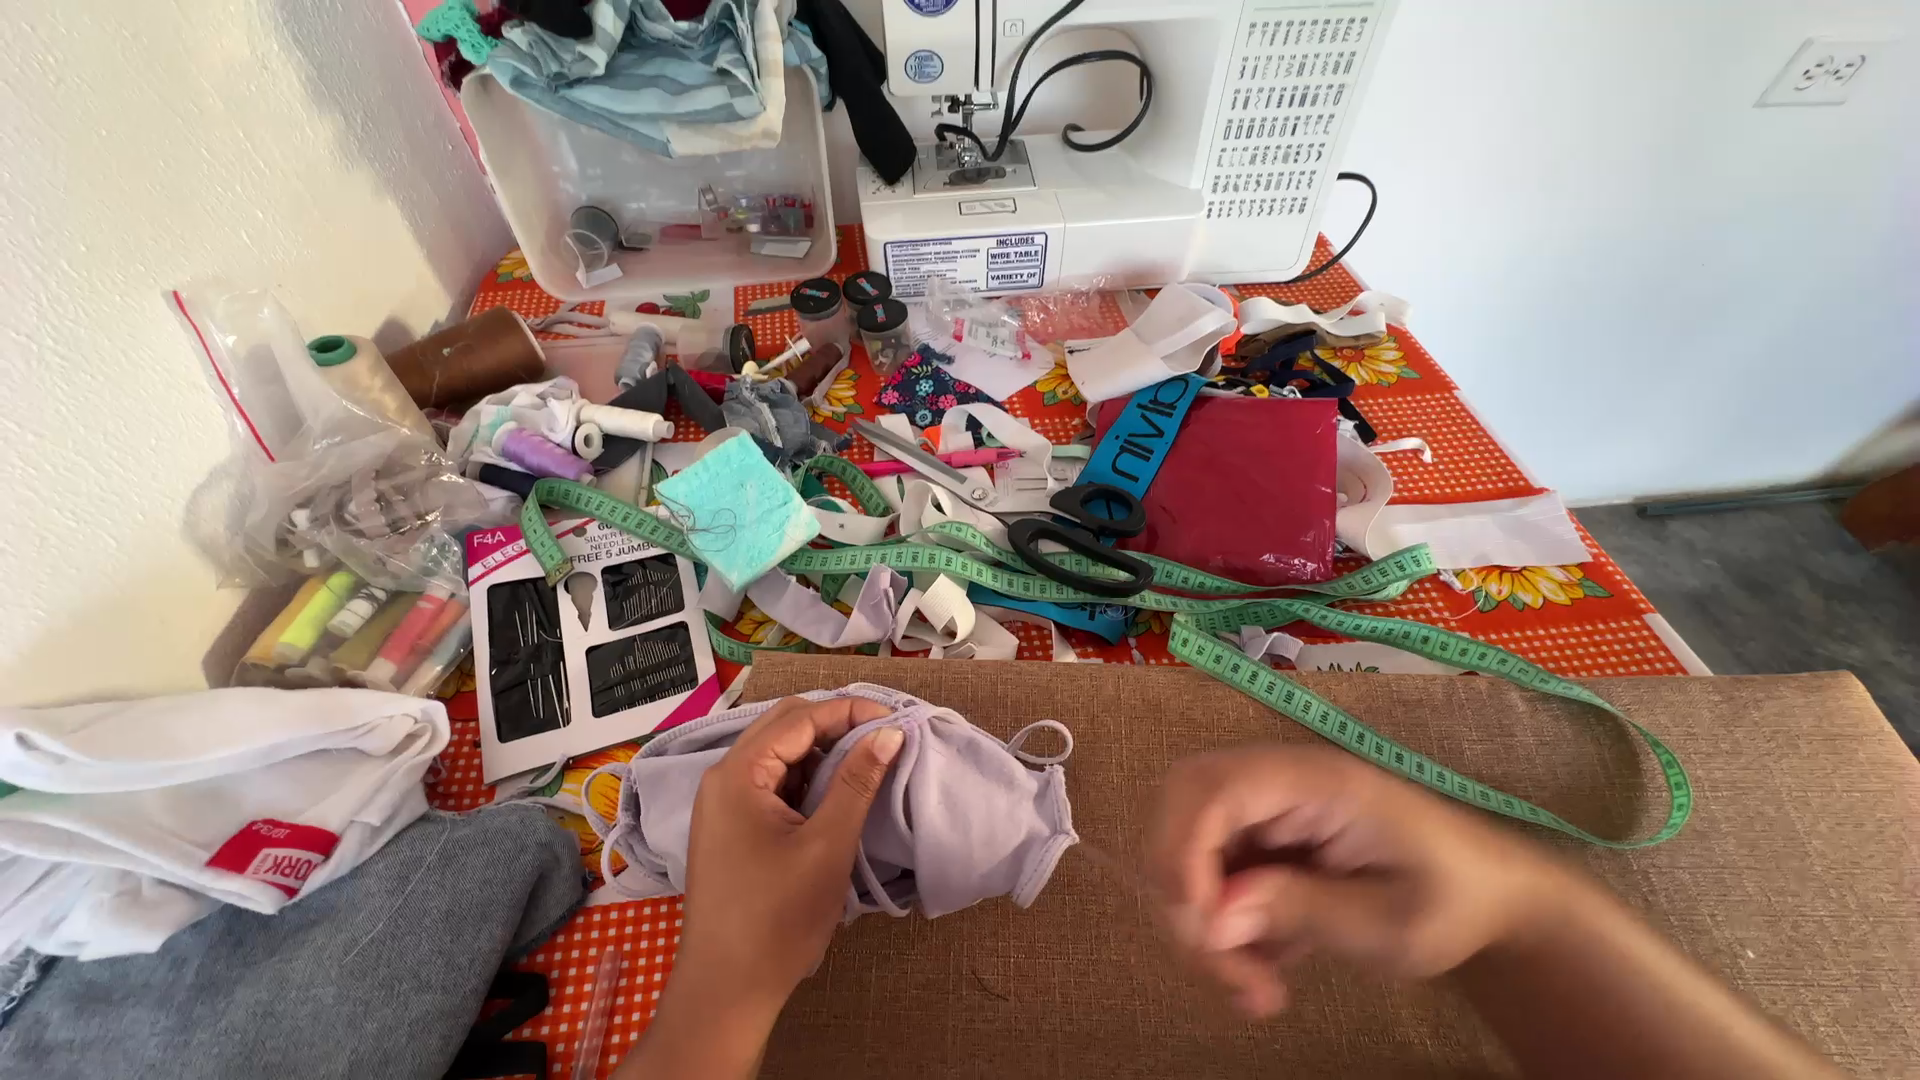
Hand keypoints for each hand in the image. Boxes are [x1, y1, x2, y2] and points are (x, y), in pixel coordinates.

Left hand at [675, 696, 902, 1016]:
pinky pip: (774, 781)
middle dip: (836, 724)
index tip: (896, 720)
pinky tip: (838, 789)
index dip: (850, 711)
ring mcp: (724, 802)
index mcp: (739, 774)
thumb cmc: (777, 919)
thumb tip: (889, 733)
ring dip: (823, 750)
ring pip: (780, 753)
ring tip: (868, 759)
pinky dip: (808, 777)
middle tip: (884, 735)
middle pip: (785, 726)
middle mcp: (724, 777)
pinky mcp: (732, 825)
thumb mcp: (827, 845)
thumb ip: (857, 781)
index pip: (800, 718)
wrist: (726, 993)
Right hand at [1146, 744, 1573, 1016]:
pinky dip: (1216, 927)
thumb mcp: (1391, 922)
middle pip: (1180, 807)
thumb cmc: (1449, 897)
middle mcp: (1269, 779)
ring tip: (1252, 985)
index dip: (1186, 852)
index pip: (1213, 789)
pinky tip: (1257, 969)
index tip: (1204, 929)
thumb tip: (1212, 919)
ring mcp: (1257, 805)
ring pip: (1181, 844)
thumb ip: (1301, 909)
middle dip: (1181, 889)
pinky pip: (1204, 872)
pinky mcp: (1251, 835)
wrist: (1480, 891)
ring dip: (1198, 920)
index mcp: (1309, 780)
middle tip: (1222, 964)